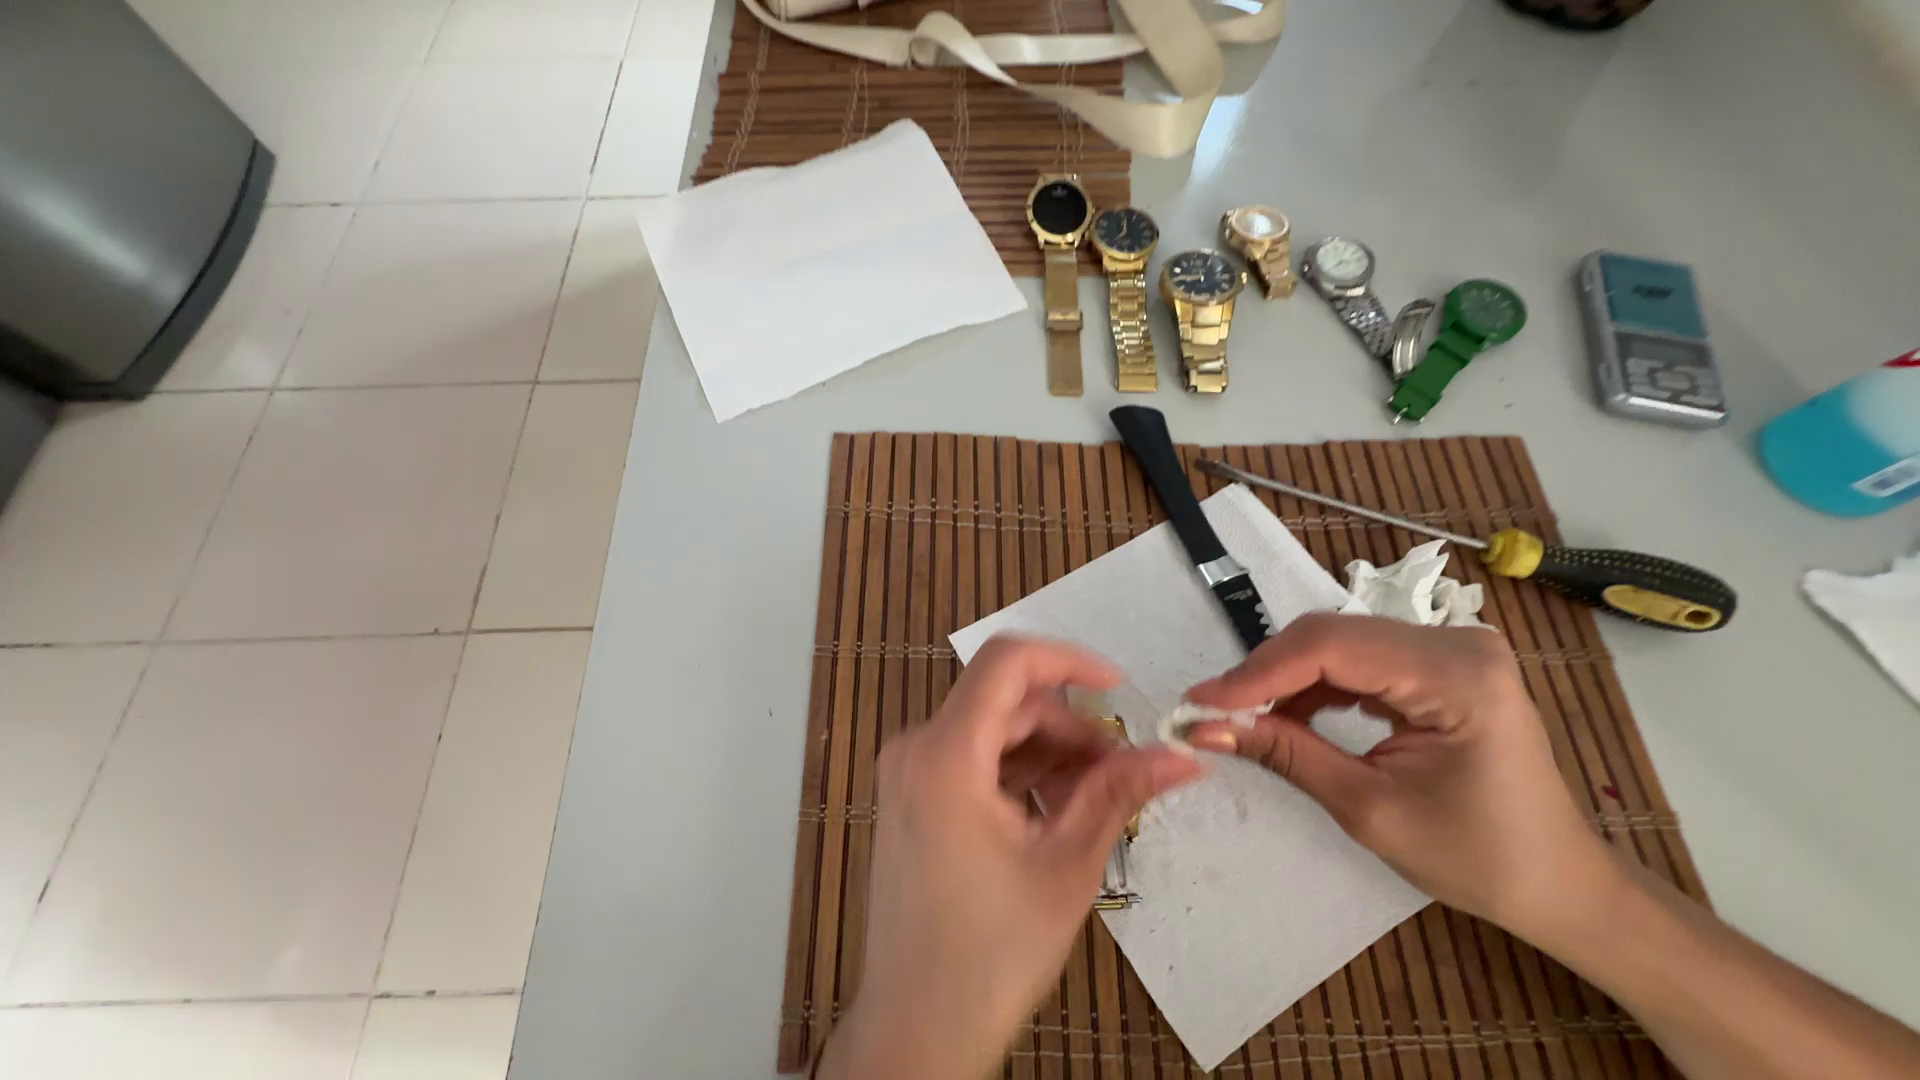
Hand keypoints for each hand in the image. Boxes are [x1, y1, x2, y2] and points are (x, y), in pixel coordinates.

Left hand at [818, 635, 1203, 1079]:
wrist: (916, 1027)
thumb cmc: (988, 954)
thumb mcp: (1067, 865)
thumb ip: (1119, 793)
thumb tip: (1181, 756)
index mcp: (945, 755)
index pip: (1008, 661)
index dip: (1069, 660)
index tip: (1120, 686)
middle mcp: (916, 750)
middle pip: (1006, 701)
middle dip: (1071, 725)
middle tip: (1124, 769)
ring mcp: (908, 775)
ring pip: (993, 730)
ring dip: (1050, 752)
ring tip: (1096, 799)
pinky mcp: (912, 798)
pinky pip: (974, 760)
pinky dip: (1020, 773)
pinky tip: (1057, 813)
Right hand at [1183, 613, 1615, 939]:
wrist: (1558, 882)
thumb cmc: (1477, 857)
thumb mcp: (1369, 809)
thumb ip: (1287, 754)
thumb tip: (1207, 727)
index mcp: (1457, 674)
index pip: (1330, 647)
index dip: (1257, 672)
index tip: (1199, 703)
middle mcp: (1458, 642)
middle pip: (1332, 635)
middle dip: (1266, 674)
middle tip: (1213, 712)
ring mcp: (1454, 647)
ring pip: (1340, 642)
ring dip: (1287, 679)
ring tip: (1245, 718)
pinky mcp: (1443, 662)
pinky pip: (1361, 658)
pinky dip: (1317, 684)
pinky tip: (1289, 714)